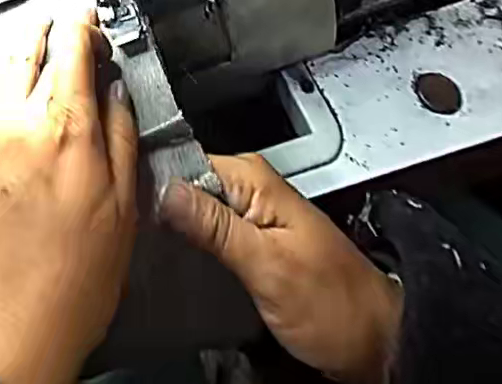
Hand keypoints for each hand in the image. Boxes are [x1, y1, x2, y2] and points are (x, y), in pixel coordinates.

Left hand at [0, 11, 138, 383]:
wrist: (10, 328)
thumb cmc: (78, 272)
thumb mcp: (123, 200)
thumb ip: (122, 132)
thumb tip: (116, 90)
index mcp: (66, 129)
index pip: (70, 47)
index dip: (84, 24)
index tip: (95, 19)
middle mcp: (22, 121)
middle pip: (30, 45)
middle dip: (54, 27)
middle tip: (77, 30)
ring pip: (4, 64)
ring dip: (29, 45)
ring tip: (54, 48)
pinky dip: (12, 72)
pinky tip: (32, 83)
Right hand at [160, 154, 402, 383]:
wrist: (370, 339)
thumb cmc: (333, 302)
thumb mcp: (267, 264)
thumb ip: (216, 226)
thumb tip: (168, 190)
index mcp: (253, 180)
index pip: (188, 161)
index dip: (157, 183)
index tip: (131, 206)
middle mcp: (251, 189)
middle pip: (188, 187)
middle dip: (162, 209)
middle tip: (136, 238)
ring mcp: (251, 216)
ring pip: (195, 213)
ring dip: (174, 232)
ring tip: (148, 253)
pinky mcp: (251, 242)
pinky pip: (209, 235)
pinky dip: (192, 248)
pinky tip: (175, 265)